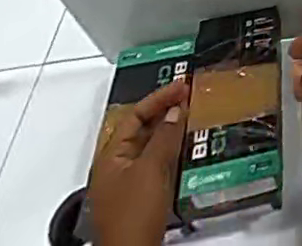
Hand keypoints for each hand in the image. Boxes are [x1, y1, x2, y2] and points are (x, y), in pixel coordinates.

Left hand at [88, 79, 188, 245]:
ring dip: (169, 131)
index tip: (181, 86)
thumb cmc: (135, 216)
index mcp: (111, 157)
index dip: (159, 98)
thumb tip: (174, 112)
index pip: (135, 116)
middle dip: (164, 112)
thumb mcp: (152, 169)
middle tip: (188, 97)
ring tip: (190, 117)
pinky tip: (184, 150)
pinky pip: (156, 164)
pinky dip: (170, 152)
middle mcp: (116, 169)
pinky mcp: (140, 200)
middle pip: (141, 130)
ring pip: (150, 147)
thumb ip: (164, 137)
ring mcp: (127, 186)